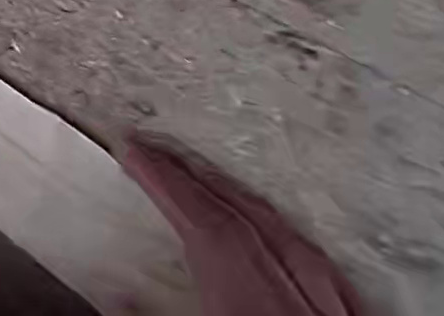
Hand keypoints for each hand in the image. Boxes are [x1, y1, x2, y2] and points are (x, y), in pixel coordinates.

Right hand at [122, 136, 361, 315]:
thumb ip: (146, 312)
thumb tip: (110, 289)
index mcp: (250, 301)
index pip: (206, 222)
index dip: (164, 178)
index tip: (131, 145)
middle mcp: (300, 303)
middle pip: (250, 220)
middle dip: (196, 176)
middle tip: (156, 147)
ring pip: (297, 243)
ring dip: (244, 199)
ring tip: (208, 175)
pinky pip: (333, 274)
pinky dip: (295, 241)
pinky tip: (284, 236)